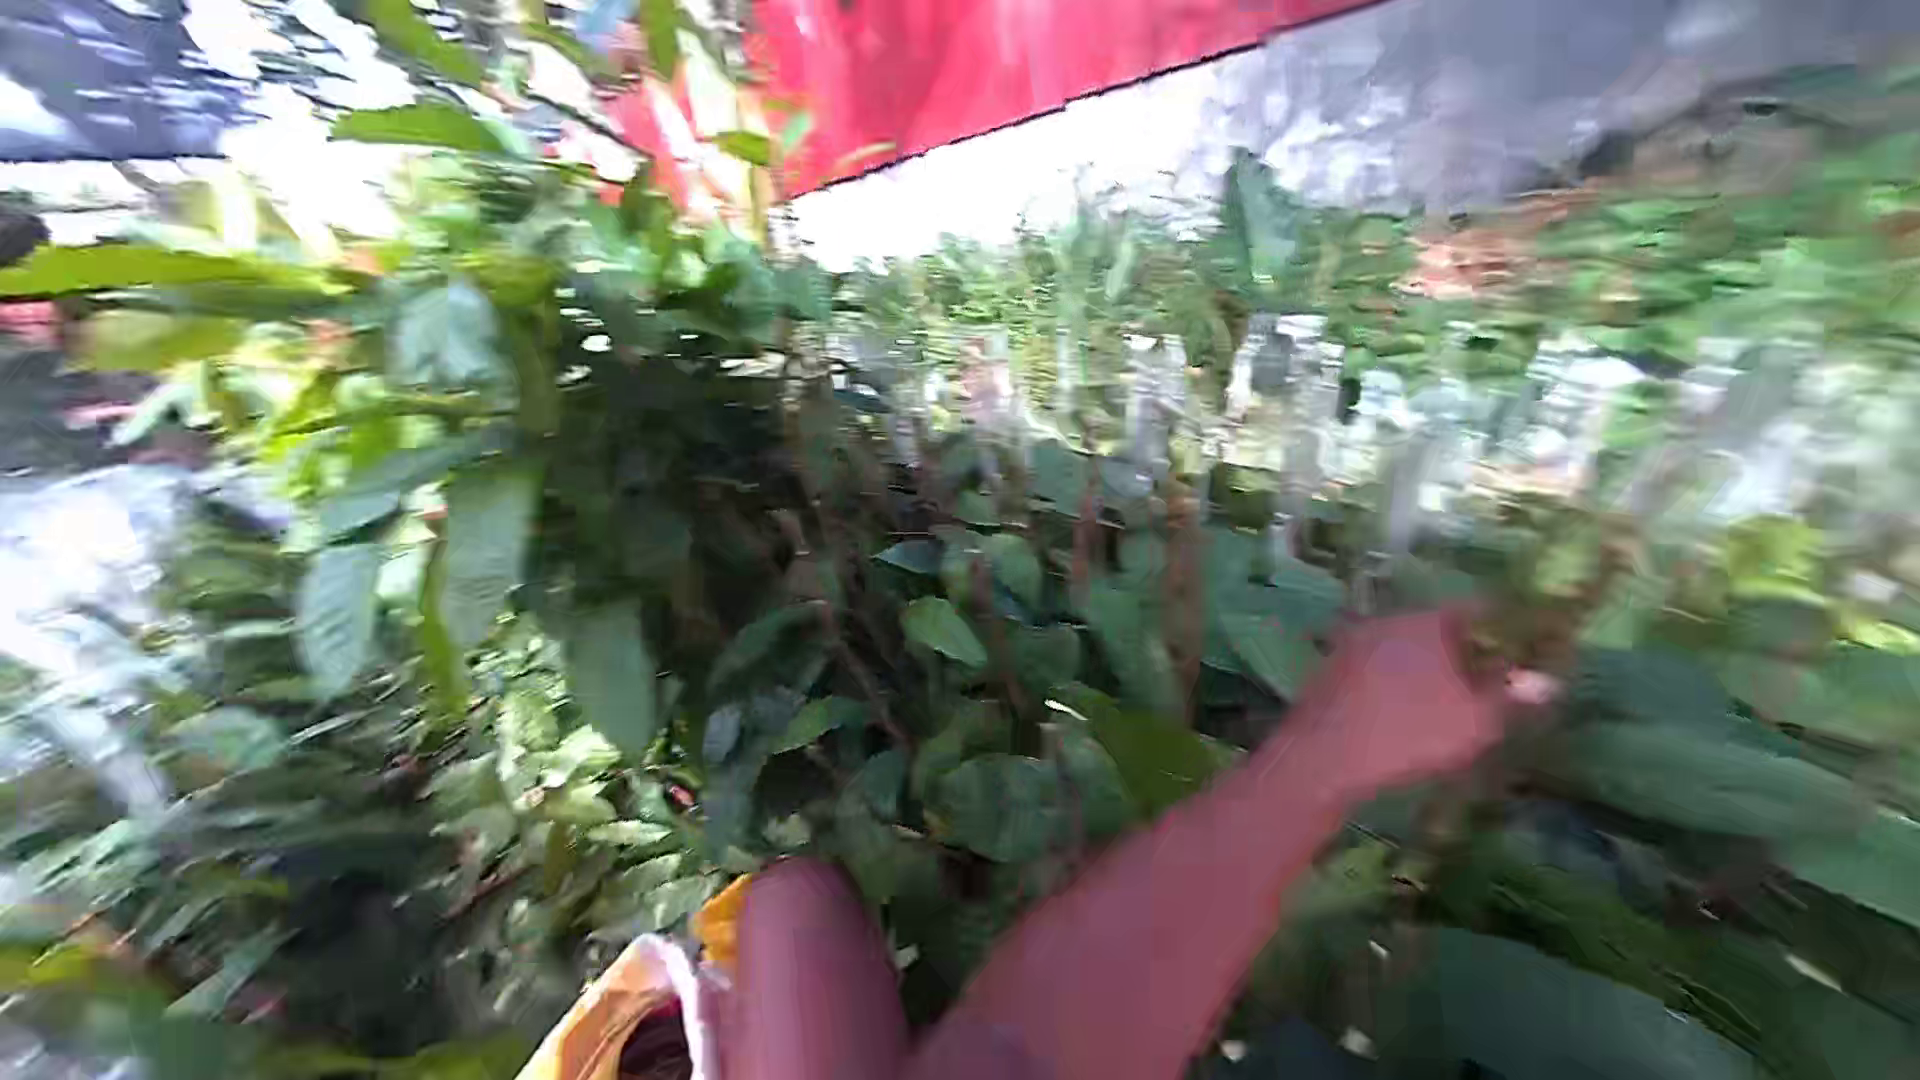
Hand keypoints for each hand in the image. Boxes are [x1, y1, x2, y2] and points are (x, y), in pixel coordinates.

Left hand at [1288, 609, 1515, 800]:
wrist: (1324, 754)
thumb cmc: (1409, 732)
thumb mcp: (1476, 720)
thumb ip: (1511, 696)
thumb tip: (1544, 680)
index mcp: (1420, 622)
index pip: (1472, 610)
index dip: (1503, 627)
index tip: (1528, 645)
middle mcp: (1380, 623)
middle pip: (1433, 626)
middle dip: (1464, 646)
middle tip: (1494, 674)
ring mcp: (1349, 643)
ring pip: (1401, 645)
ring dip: (1427, 663)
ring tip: (1454, 693)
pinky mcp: (1329, 668)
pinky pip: (1375, 665)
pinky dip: (1395, 677)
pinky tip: (1406, 704)